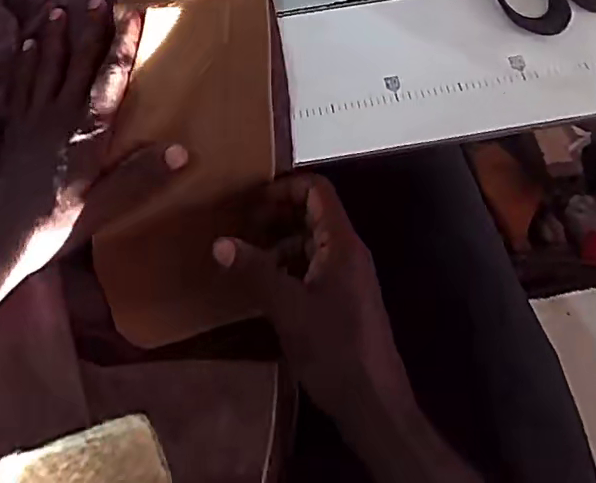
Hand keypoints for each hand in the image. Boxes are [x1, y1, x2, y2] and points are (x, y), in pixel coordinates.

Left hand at [0, 0, 188, 286]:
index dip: (123, 43)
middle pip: (78, 62)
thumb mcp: (104, 206)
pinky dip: (26, 61)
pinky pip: (22, 83)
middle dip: (90, 28)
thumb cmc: (55, 223)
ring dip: (55, 36)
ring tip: (59, 7)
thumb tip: (182, 151)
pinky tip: (28, 44)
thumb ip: (140, 177)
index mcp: (87, 130)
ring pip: (47, 65)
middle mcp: (61, 114)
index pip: (110, 76)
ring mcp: (34, 116)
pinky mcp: (15, 125)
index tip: (131, 13)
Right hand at [212, 174, 410, 424]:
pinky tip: (264, 282)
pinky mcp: (343, 299)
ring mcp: (348, 277)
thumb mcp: (287, 308)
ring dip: (279, 240)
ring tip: (247, 253)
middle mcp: (348, 252)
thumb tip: (220, 243)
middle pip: (312, 212)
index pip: (317, 190)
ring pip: (311, 240)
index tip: (252, 200)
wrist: (375, 408)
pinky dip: (288, 263)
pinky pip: (313, 265)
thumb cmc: (335, 350)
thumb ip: (255, 271)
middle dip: (276, 213)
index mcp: (342, 243)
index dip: (285, 187)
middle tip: (242, 225)